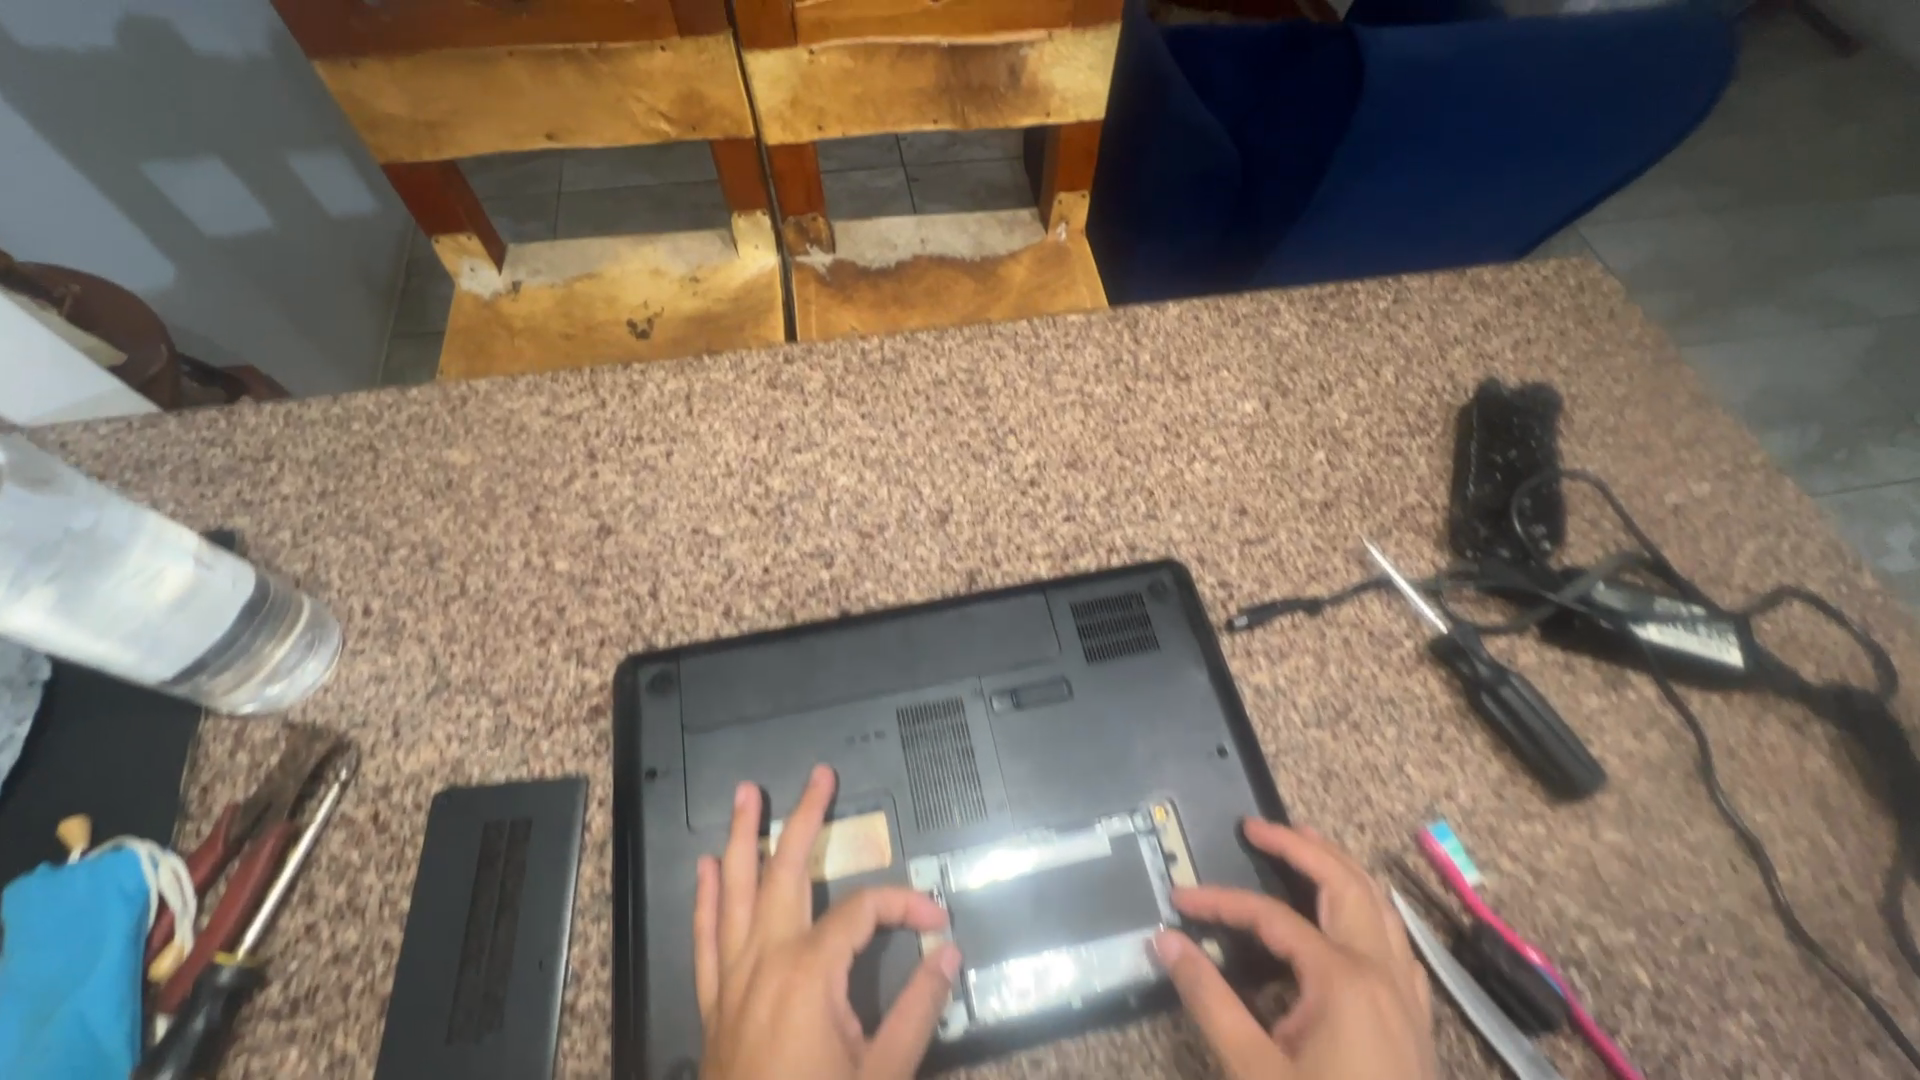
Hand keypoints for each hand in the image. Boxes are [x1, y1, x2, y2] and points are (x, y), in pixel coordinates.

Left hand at [694, 765, 961, 1079]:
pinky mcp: (714, 1000)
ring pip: (734, 891)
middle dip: (804, 819)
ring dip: (742, 838)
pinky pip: (705, 937)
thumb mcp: (883, 1072)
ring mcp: (732, 977)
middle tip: (819, 776)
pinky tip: (706, 867)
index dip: (905, 903)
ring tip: (746, 795)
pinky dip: (705, 898)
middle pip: (786, 872)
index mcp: (809, 971)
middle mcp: (765, 960)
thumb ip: (918, 1008)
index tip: (936, 919)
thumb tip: (948, 952)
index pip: (865, 911)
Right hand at [1154, 820, 1435, 1079]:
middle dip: (1299, 845)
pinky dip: (1368, 908)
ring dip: (1338, 867)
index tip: (1178, 899)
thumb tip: (1165, 941)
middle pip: (1344, 882)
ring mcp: (1406, 993)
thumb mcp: (1253, 1069)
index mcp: (1343, 980)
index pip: (1271, 916)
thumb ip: (1208, 998)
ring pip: (1378, 904)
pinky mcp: (1413, 1017)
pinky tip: (1349, 916)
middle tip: (1255, 828)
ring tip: (1301, 843)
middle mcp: (1382, 972)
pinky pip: (1396, 940)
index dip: (1220, 901)